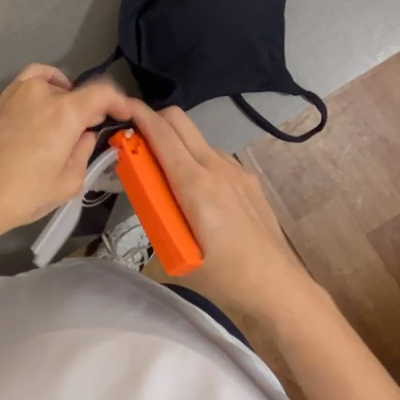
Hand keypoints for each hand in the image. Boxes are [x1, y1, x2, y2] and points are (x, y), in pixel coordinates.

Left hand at [0, 65, 140, 245]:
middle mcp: (44, 92)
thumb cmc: (24, 193)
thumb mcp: (68, 181)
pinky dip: (46, 83)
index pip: (102, 94)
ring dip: (68, 98)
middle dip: (91, 110)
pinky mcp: (2, 99)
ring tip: (68, 121)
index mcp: (66, 112)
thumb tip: (84, 136)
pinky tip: (47, 102)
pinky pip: (32, 80)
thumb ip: (84, 152)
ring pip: (55, 85)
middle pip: (78, 93)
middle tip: (92, 132)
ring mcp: (20, 91)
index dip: (120, 102)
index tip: (127, 114)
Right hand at [127, 103, 321, 325]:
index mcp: (195, 183)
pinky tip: (199, 195)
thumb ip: (156, 212)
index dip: (138, 116)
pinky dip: (197, 160)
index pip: (161, 133)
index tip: (121, 111)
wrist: (278, 288)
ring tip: (168, 178)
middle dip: (154, 121)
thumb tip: (140, 186)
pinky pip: (214, 156)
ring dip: (176, 144)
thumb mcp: (176, 251)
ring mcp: (236, 170)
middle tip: (139, 145)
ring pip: (197, 138)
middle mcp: (216, 167)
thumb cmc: (224, 277)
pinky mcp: (249, 180)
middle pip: (179, 120)